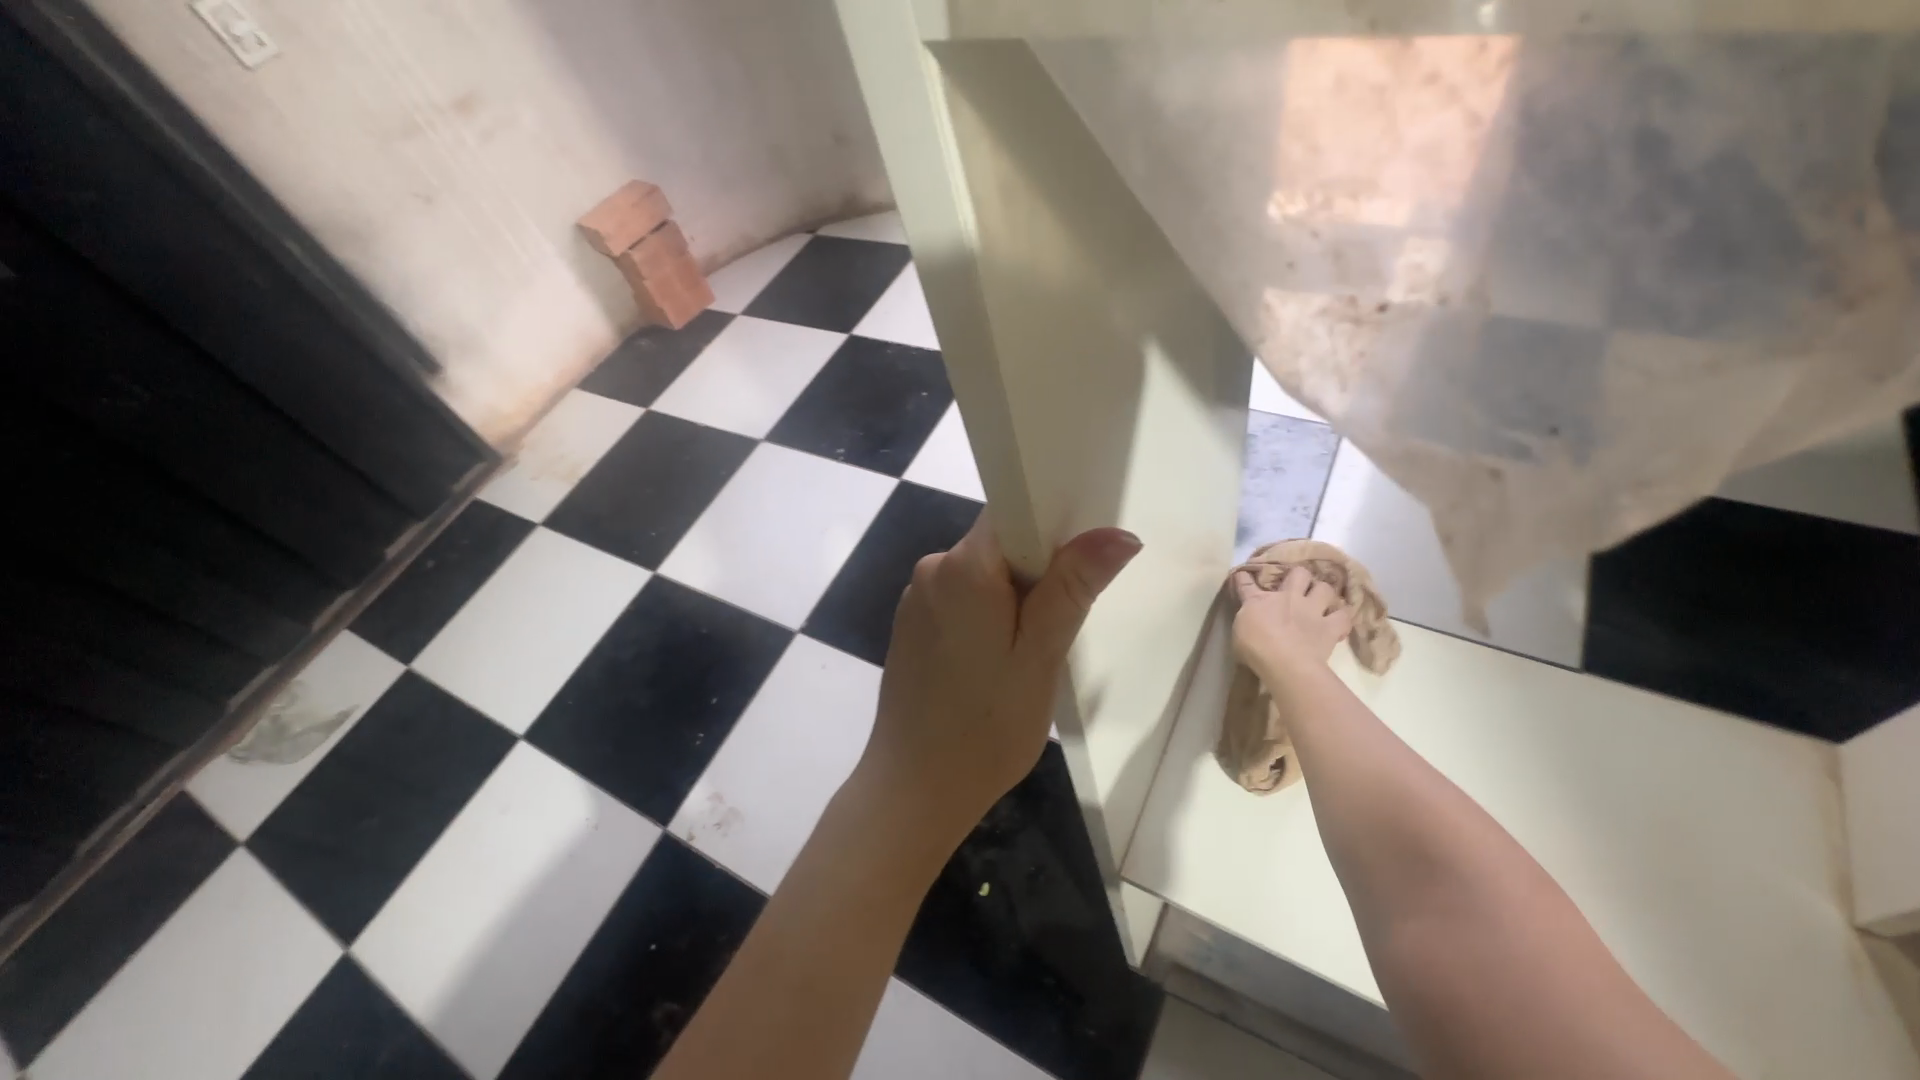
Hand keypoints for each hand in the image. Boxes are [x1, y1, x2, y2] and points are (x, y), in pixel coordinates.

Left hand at [861, 512, 1141, 838]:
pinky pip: (962, 599)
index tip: (1085, 558)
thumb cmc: (986, 725)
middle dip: (1039, 571)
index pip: (1014, 510)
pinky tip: (999, 661)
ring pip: (983, 574)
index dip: (1054, 523)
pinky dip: (989, 616)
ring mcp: (917, 599)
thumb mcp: (1042, 656)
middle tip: (1067, 621)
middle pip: (1001, 542)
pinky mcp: (912, 627)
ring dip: (1015, 598)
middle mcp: (932, 569)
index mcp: (963, 566)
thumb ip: (1074, 587)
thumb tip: (1117, 533)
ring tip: (1034, 651)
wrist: (914, 788)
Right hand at [1232, 566, 1352, 678]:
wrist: (1286, 663)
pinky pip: (1343, 616)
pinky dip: (1341, 618)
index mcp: (1260, 601)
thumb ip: (1245, 620)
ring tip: (1321, 601)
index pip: (1247, 584)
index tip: (1242, 575)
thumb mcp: (1238, 633)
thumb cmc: (1255, 650)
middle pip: (1298, 573)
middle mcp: (1288, 598)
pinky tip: (1338, 622)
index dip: (1244, 578)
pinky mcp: (1330, 626)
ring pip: (1325, 588)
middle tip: (1297, 586)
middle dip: (1298, 576)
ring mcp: (1312, 610)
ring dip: (1323, 593)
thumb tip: (1248, 616)